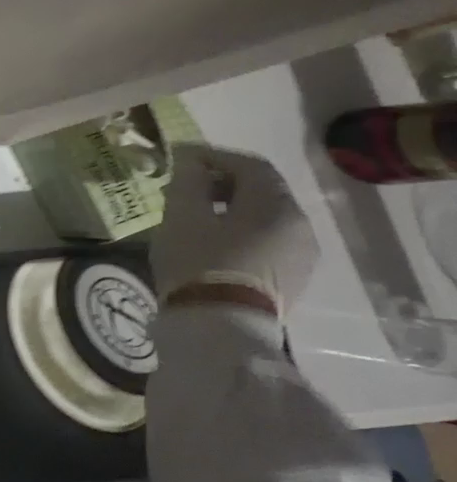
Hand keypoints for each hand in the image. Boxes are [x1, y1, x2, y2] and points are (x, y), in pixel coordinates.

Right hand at [153, 144, 317, 315]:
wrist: (220, 325)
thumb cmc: (198, 261)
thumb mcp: (181, 214)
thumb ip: (188, 180)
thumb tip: (191, 159)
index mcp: (277, 206)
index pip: (251, 165)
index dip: (213, 155)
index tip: (180, 157)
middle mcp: (301, 226)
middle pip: (263, 191)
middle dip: (223, 182)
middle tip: (185, 186)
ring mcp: (302, 256)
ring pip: (266, 218)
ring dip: (233, 208)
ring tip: (196, 216)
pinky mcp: (293, 278)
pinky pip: (269, 241)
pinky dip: (243, 231)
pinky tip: (215, 243)